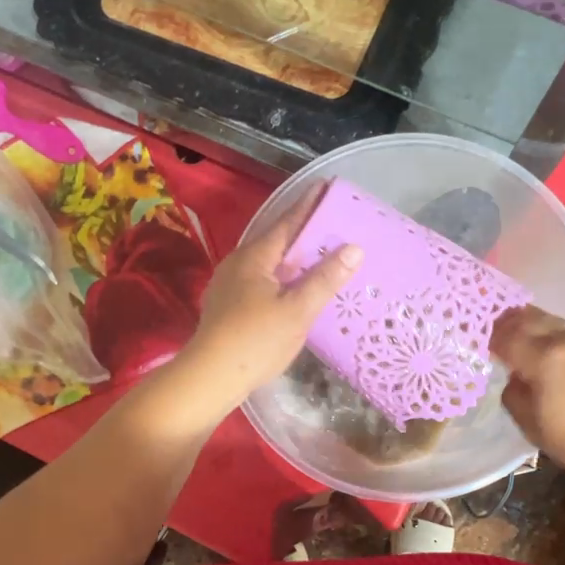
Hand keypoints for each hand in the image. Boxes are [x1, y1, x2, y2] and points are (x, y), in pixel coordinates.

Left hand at [169, 189, 362, 413]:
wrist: (210, 377)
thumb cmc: (256, 341)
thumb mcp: (297, 311)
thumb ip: (325, 279)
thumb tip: (353, 248)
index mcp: (255, 257)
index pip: (288, 223)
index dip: (308, 205)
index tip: (325, 186)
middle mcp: (237, 264)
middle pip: (275, 241)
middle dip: (301, 232)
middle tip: (328, 223)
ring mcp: (227, 286)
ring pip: (265, 264)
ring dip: (289, 258)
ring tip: (314, 255)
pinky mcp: (225, 308)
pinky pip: (258, 283)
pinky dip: (278, 279)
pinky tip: (289, 290)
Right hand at [489, 305, 564, 494]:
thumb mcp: (534, 428)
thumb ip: (516, 398)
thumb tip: (515, 381)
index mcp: (544, 356)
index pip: (507, 335)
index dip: (488, 334)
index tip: (475, 336)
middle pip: (533, 318)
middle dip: (510, 320)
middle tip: (493, 326)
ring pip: (556, 324)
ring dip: (535, 326)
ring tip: (521, 337)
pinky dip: (556, 339)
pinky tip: (554, 355)